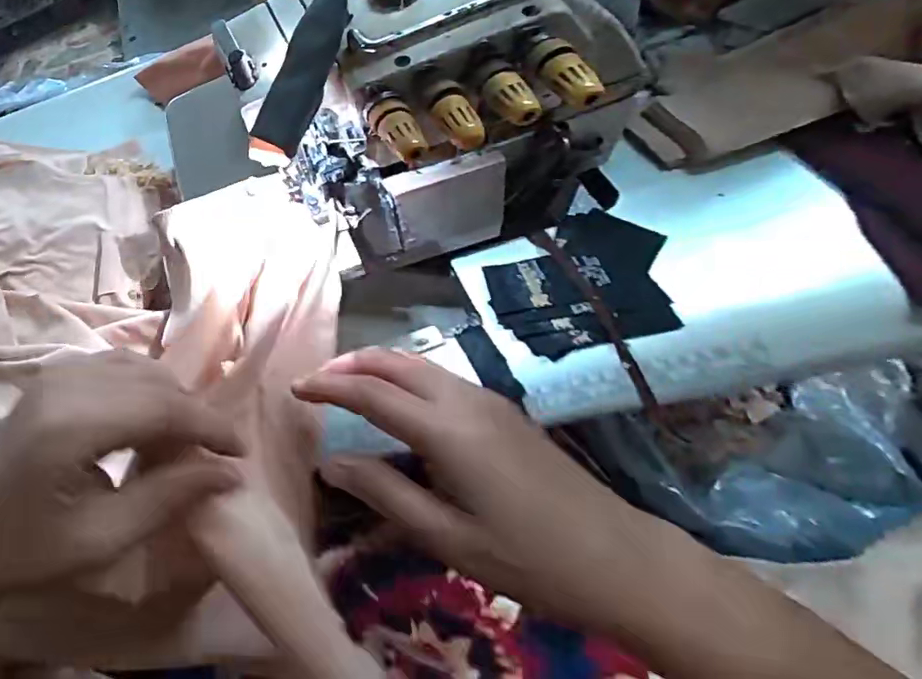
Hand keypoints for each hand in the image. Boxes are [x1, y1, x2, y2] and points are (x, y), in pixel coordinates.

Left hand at [0, 353, 243, 678]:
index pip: (159, 405)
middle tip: (214, 455)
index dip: (207, 424)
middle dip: (191, 412)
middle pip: (151, 380)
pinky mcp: (52, 375)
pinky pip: (114, 365)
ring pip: (135, 365)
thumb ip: (168, 497)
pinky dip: (143, 387)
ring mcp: (55, 373)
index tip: (240, 452)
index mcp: (71, 423)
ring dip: (168, 396)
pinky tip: (150, 420)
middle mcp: (64, 383)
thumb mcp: (104, 538)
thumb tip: (228, 473)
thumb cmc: (32, 548)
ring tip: (185, 441)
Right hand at [293, 348, 682, 635]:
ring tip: (347, 386)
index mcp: (446, 431)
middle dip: (348, 362)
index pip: (370, 391)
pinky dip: (403, 376)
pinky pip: (438, 376)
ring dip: (376, 366)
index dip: (327, 385)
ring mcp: (486, 400)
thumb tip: (332, 464)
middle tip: (316, 380)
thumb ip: (386, 494)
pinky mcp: (501, 409)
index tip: (295, 388)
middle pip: (393, 361)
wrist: (626, 561)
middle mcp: (463, 400)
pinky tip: (397, 404)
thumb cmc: (534, 560)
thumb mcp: (451, 539)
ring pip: (416, 363)